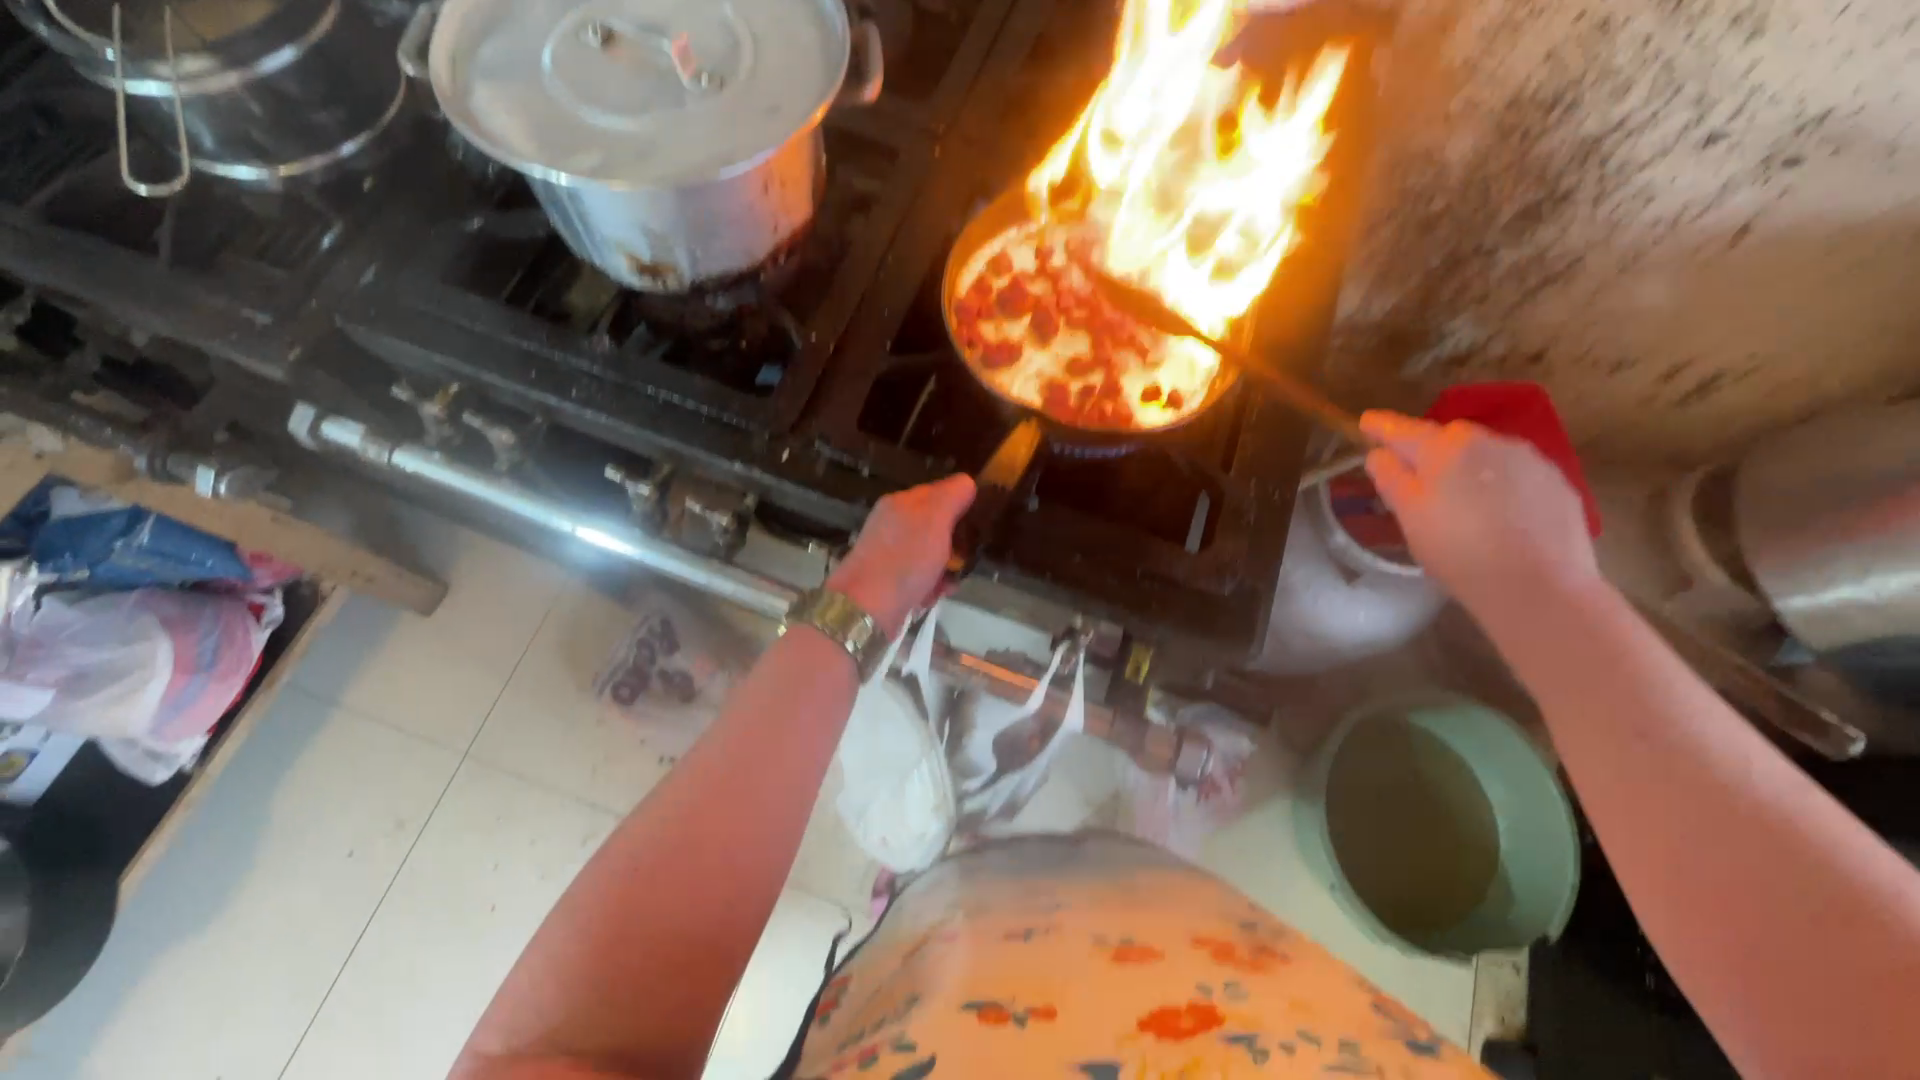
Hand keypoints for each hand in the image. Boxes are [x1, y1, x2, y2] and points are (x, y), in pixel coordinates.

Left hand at [826, 474, 976, 638]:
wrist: (867, 609)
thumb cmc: (905, 559)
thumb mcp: (935, 519)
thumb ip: (951, 496)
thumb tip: (967, 482)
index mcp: (901, 502)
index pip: (939, 492)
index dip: (960, 504)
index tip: (978, 523)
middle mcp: (892, 523)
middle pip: (935, 525)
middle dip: (954, 541)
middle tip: (968, 555)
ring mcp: (888, 552)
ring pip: (929, 553)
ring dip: (945, 567)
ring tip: (951, 580)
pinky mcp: (888, 580)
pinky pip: (919, 576)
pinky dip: (930, 585)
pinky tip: (935, 595)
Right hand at [1361, 410, 1599, 614]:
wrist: (1540, 587)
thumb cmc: (1459, 552)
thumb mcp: (1410, 518)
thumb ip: (1391, 479)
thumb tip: (1380, 454)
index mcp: (1444, 448)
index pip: (1403, 430)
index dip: (1382, 427)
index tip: (1366, 422)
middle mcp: (1488, 441)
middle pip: (1448, 437)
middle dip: (1429, 448)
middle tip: (1415, 473)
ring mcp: (1528, 459)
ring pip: (1485, 453)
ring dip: (1467, 466)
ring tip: (1460, 498)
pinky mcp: (1556, 482)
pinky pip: (1515, 473)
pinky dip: (1499, 484)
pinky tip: (1498, 514)